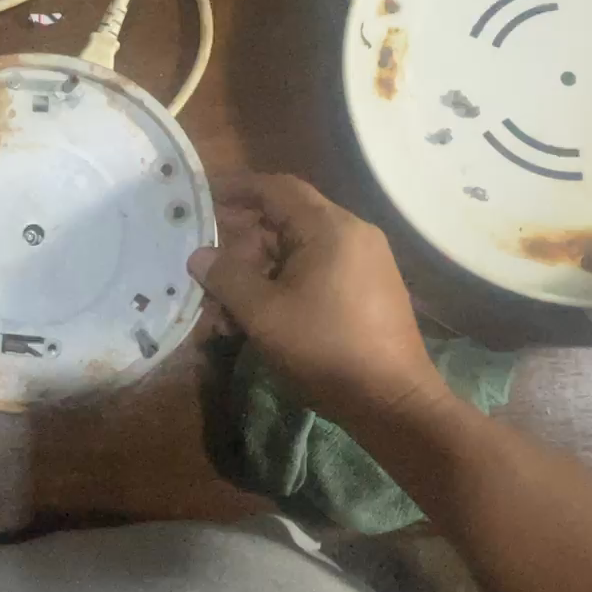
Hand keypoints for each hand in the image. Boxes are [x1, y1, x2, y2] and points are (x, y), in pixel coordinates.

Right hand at [189, 174, 446, 426]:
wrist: (392, 402)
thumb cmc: (325, 348)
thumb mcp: (263, 313)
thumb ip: (226, 278)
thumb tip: (199, 256)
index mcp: (330, 229)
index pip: (277, 188)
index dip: (237, 189)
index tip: (203, 197)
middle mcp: (351, 235)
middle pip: (284, 221)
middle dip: (240, 244)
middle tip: (206, 264)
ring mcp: (362, 263)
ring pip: (295, 252)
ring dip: (256, 272)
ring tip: (223, 307)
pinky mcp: (365, 290)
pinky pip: (313, 272)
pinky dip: (280, 285)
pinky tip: (255, 318)